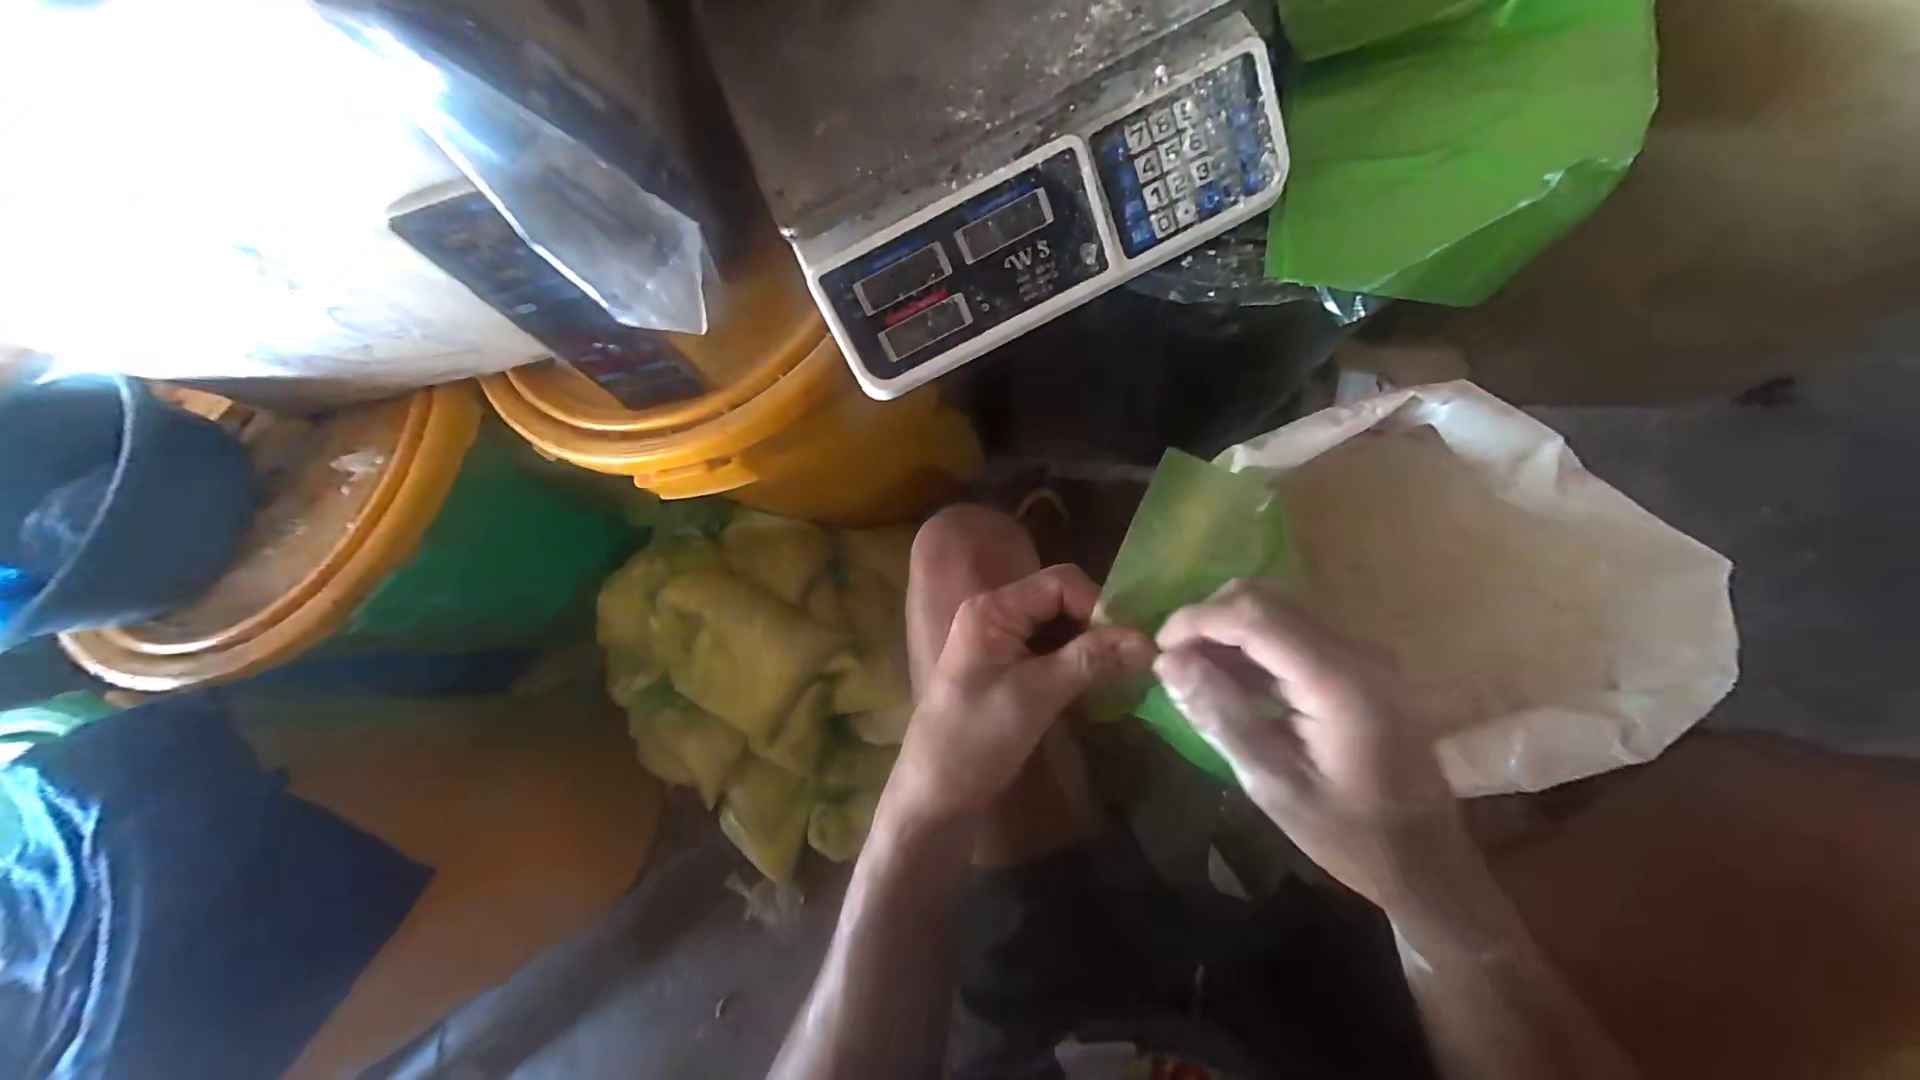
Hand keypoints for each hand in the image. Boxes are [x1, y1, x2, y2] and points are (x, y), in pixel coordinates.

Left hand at [887, 565, 1155, 825]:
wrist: (934, 791)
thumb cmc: (977, 738)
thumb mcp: (1036, 695)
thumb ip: (1090, 660)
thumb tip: (1147, 641)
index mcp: (993, 609)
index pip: (1060, 582)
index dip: (1098, 606)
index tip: (1127, 644)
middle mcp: (995, 613)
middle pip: (1061, 600)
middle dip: (1096, 627)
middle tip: (1125, 664)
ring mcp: (999, 640)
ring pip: (1059, 626)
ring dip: (1088, 647)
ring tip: (1115, 678)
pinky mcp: (1006, 666)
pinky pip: (1049, 650)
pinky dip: (1074, 663)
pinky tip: (1093, 688)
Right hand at [1154, 579, 1464, 907]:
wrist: (1426, 860)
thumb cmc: (1349, 835)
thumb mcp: (1272, 784)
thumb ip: (1219, 716)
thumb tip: (1167, 662)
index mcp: (1339, 684)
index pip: (1255, 617)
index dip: (1197, 620)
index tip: (1158, 649)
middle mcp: (1355, 652)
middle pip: (1263, 599)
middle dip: (1206, 620)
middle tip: (1174, 663)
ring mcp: (1358, 653)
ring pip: (1273, 608)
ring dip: (1224, 630)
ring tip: (1194, 673)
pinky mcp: (1354, 662)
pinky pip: (1288, 631)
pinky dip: (1248, 645)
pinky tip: (1228, 681)